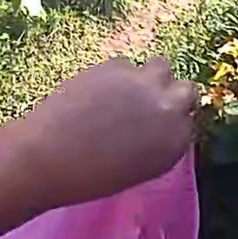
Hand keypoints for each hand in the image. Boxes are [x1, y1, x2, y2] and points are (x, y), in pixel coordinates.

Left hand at [4, 57, 196, 208]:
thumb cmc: (87, 175)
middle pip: (186, 89)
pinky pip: (125, 63)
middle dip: (168, 92)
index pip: (189, 120)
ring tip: (121, 89)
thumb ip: (154, 141)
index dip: (171, 117)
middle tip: (144, 100)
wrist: (49, 156)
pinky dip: (114, 72)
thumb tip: (152, 121)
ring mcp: (144, 84)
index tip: (154, 120)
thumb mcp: (137, 166)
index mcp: (175, 143)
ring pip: (161, 66)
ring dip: (146, 75)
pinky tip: (95, 87)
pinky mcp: (117, 66)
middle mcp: (169, 110)